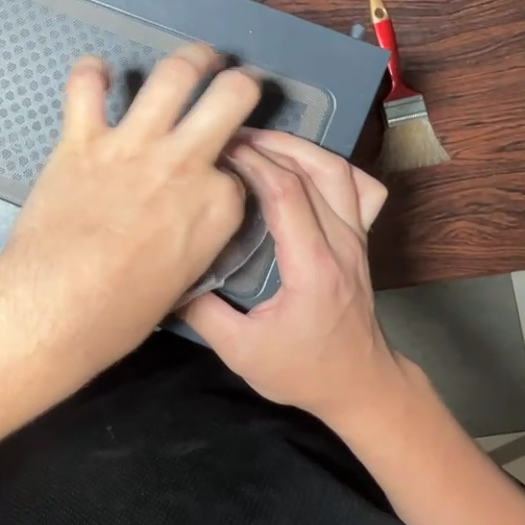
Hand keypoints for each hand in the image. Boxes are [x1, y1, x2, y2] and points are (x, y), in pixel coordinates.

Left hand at [0, 45, 258, 373]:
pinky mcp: (82, 140)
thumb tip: (185, 223)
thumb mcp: (183, 281)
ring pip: (173, 75)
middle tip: (234, 80)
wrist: (56, 306)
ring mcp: (133, 146)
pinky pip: (86, 87)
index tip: (221, 170)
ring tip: (196, 57)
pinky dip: (90, 72)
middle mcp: (184, 164)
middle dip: (239, 84)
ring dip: (190, 58)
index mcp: (218, 205)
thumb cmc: (121, 313)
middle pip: (231, 98)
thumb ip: (195, 237)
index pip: (240, 169)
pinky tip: (97, 70)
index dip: (230, 169)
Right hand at [180, 130, 404, 425]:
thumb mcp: (240, 351)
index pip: (285, 193)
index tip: (217, 151)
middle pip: (312, 170)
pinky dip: (333, 166)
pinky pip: (361, 187)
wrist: (362, 387)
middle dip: (268, 144)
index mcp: (312, 267)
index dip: (251, 162)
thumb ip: (200, 312)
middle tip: (228, 137)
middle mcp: (341, 243)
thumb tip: (163, 274)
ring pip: (338, 170)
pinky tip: (303, 165)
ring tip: (258, 139)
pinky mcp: (361, 239)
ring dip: (298, 147)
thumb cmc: (302, 371)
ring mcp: (358, 238)